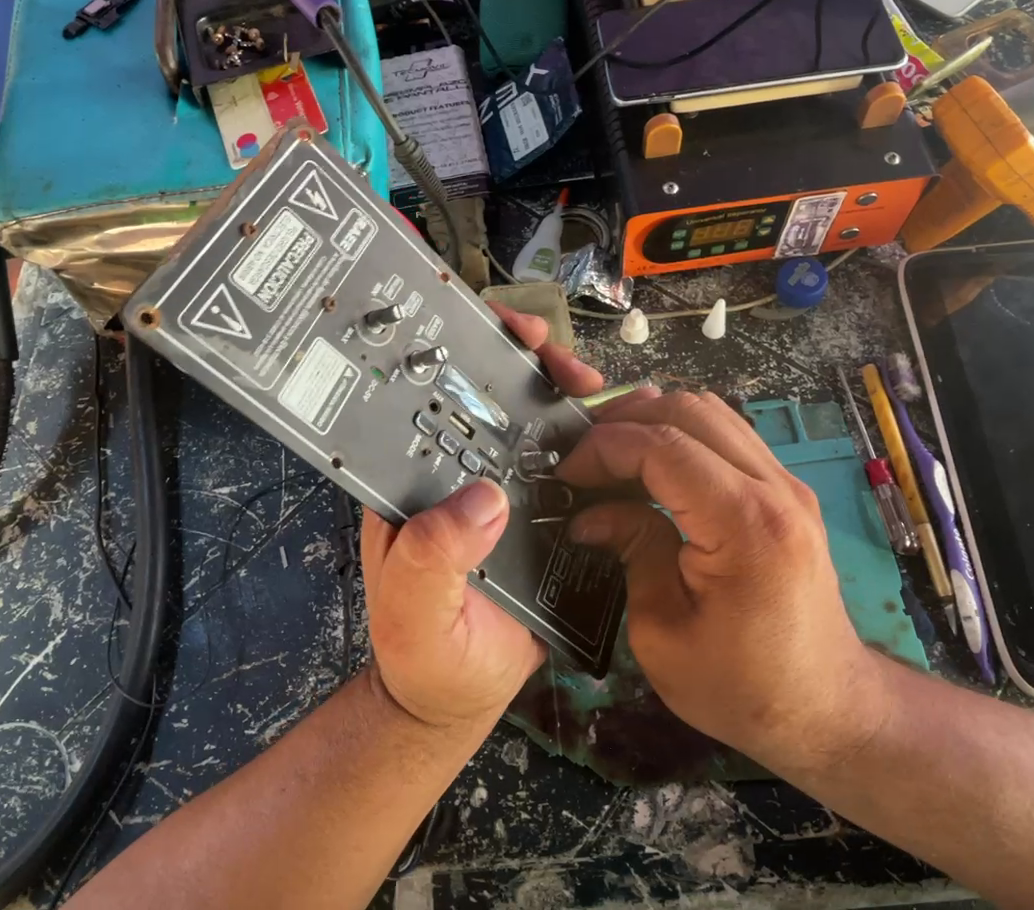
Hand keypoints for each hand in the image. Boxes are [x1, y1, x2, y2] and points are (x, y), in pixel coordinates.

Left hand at [358, 304, 603, 731]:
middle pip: (488, 397)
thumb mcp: (413, 614)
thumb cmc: (425, 657)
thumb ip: (431, 559)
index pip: (429, 399)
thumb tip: (484, 497)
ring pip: (533, 425)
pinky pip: (569, 467)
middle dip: (524, 361)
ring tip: (592, 385)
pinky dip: (595, 443)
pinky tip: (620, 429)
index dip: (462, 355)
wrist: (464, 694)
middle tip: (561, 361)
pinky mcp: (543, 514)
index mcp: (414, 484)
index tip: (503, 338)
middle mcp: (456, 474)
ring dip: (562, 394)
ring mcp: (503, 491)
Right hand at [560, 391, 893, 772]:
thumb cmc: (741, 686)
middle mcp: (775, 489)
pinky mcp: (787, 493)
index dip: (604, 448)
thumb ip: (633, 551)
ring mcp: (788, 485)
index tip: (566, 474)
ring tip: (610, 454)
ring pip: (712, 411)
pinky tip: (652, 467)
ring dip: (654, 421)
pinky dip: (683, 435)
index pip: (663, 446)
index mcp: (744, 524)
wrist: (825, 709)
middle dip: (624, 422)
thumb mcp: (662, 631)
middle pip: (689, 411)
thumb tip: (590, 513)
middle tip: (582, 457)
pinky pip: (729, 436)